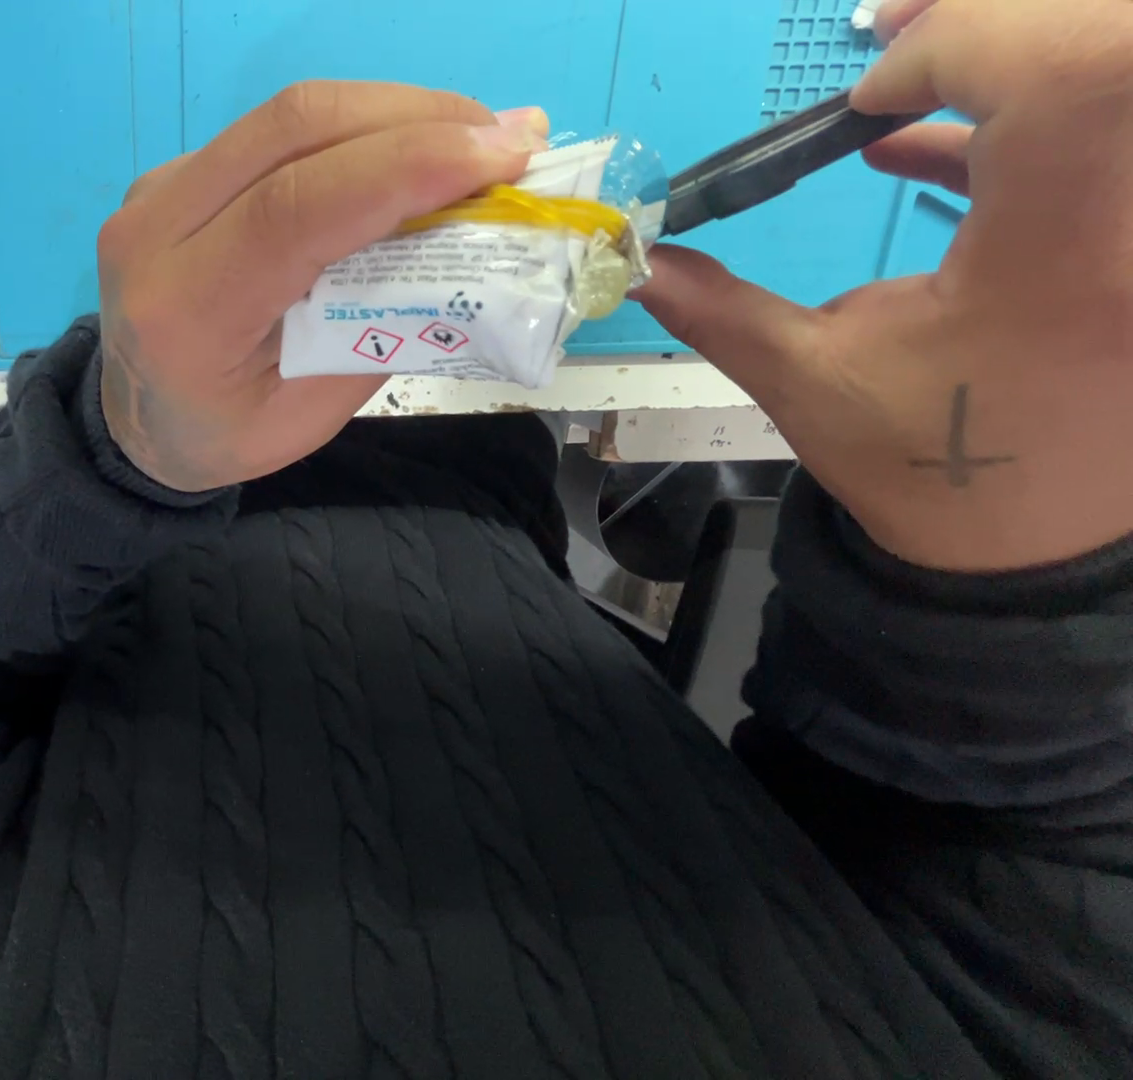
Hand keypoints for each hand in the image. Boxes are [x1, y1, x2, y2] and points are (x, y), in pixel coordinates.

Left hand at [96, 83, 547, 491]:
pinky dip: (349, 134)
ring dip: (390, 115)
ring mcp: (152, 195)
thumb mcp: (308, 413)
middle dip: (415, 118)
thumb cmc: (223, 435)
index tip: (508, 154)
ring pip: (283, 118)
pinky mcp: (169, 179)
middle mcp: (151, 234)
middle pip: (291, 130)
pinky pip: (268, 135)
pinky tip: (396, 156)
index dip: (407, 165)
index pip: (295, 208)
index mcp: (183, 313)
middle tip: (508, 139)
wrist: (135, 423)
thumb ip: (381, 326)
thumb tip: (475, 236)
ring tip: (469, 140)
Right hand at [636, 0, 1132, 570]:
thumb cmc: (913, 458)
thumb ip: (715, 308)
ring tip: (898, 67)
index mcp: (1064, 250)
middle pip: (1119, 33)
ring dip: (1010, 45)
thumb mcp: (803, 380)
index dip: (967, 39)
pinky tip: (913, 142)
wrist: (1019, 530)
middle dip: (998, 11)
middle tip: (890, 26)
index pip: (1076, 61)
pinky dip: (1013, 107)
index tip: (863, 100)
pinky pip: (1102, 122)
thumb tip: (633, 260)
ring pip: (1117, 66)